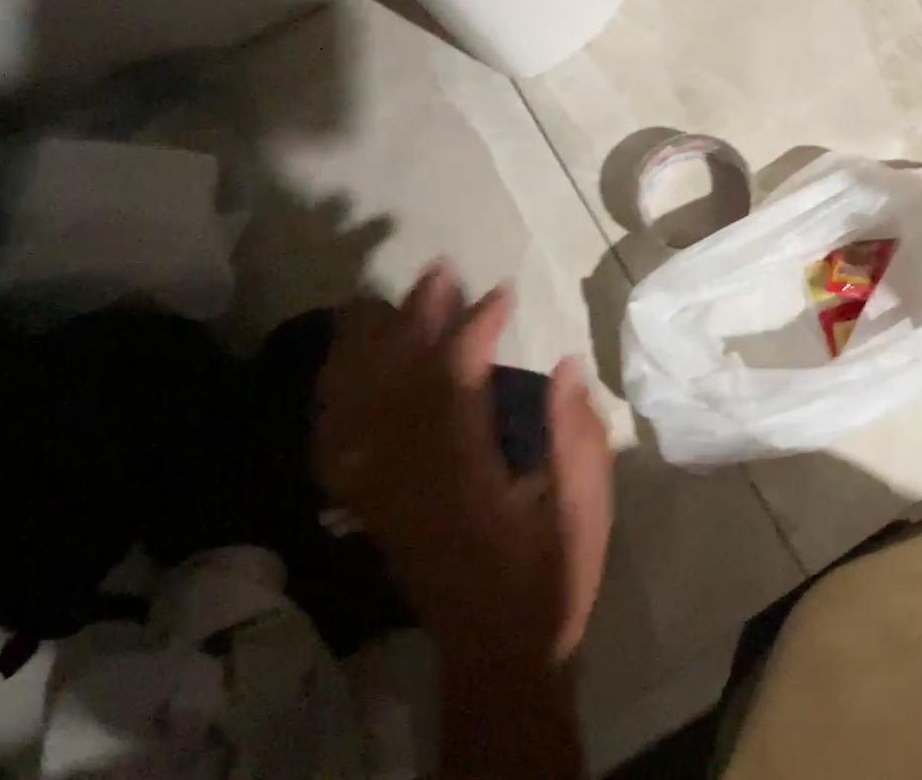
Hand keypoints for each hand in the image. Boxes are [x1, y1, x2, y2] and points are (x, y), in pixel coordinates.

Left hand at [312, 263, 613, 661]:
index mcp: (466, 476)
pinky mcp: (375, 508)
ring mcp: (383, 495)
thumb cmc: (553, 576)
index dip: (474, 328)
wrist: (499, 651)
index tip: (502, 292)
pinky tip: (343, 374)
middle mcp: (410, 478)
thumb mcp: (585, 508)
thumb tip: (566, 364)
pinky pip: (338, 445)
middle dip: (413, 319)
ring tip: (380, 301)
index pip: (456, 382)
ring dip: (366, 348)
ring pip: (355, 408)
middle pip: (396, 382)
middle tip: (438, 270)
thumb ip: (576, 435)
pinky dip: (336, 401)